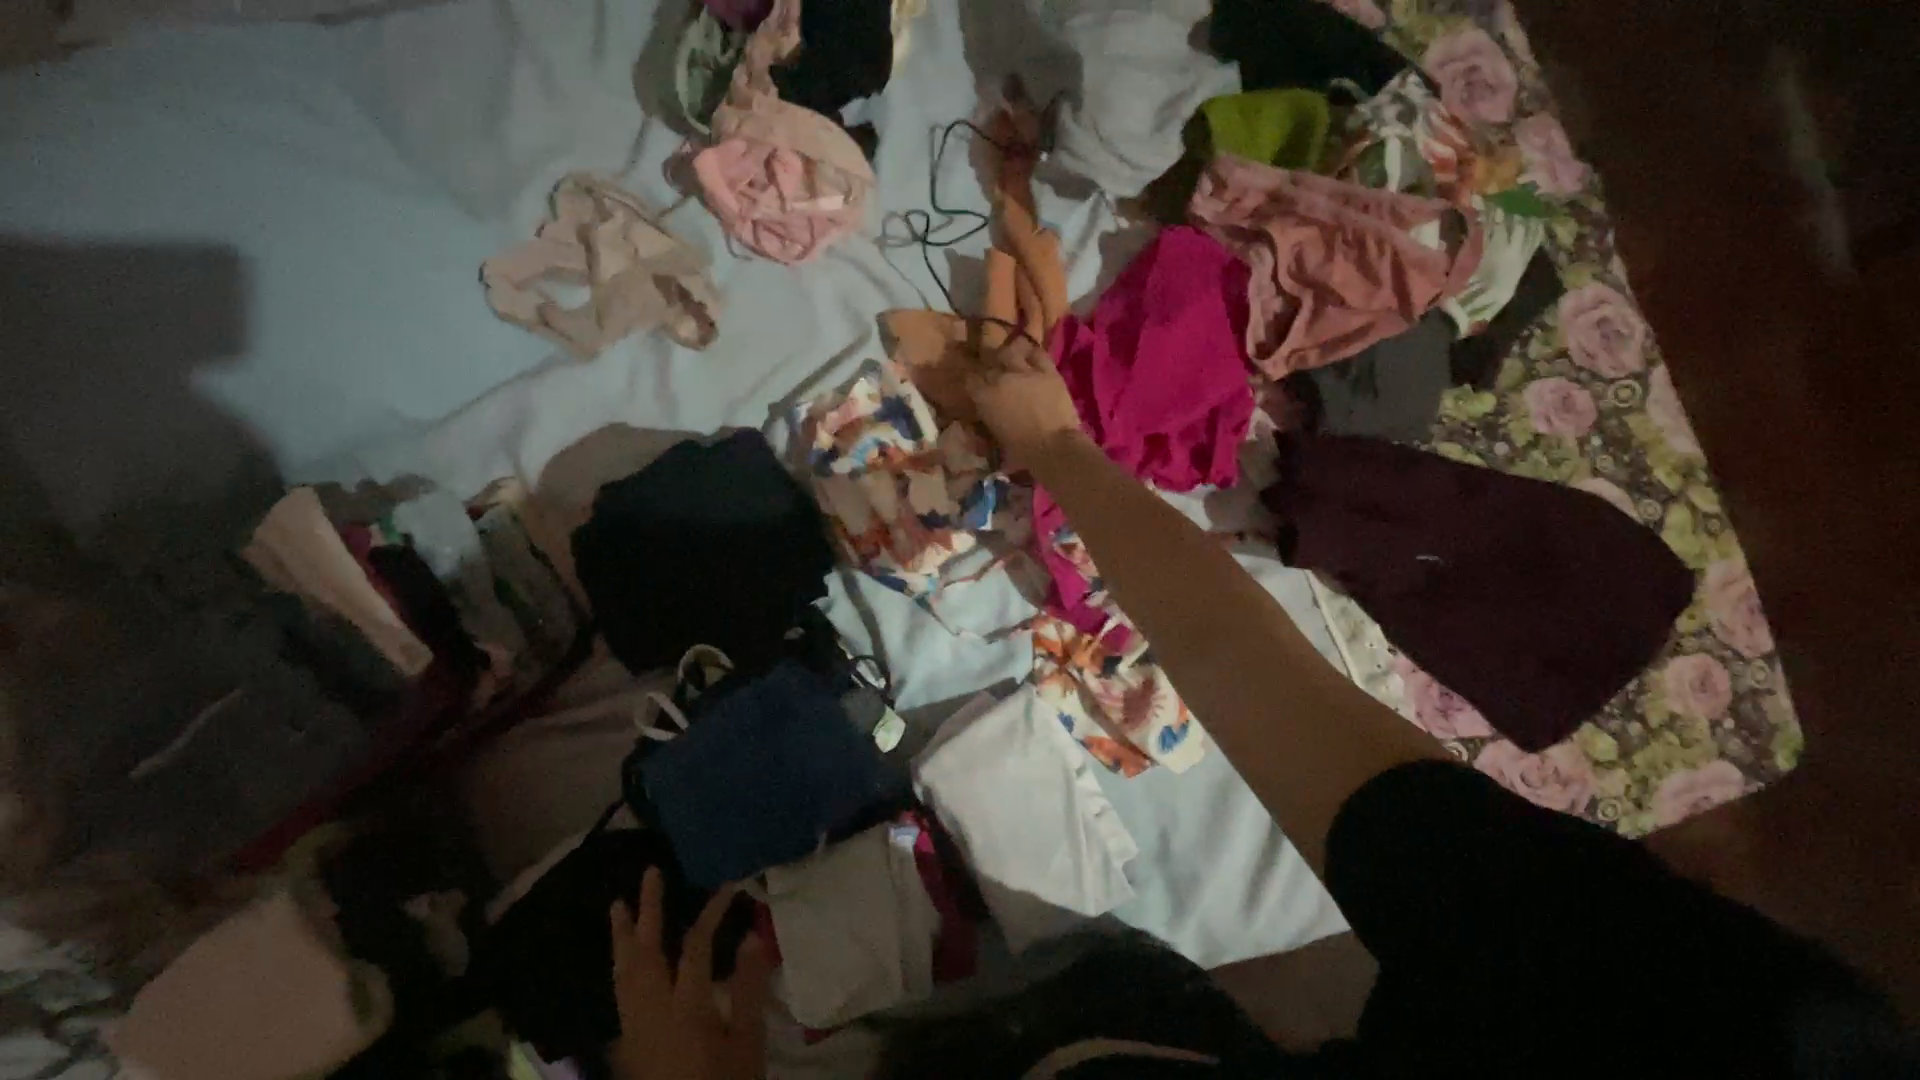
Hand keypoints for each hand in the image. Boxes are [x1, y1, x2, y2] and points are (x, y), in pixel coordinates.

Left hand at [608, 869, 772, 1079]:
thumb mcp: (747, 1042)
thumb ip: (747, 988)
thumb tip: (752, 936)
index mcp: (684, 1007)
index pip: (696, 945)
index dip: (712, 912)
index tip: (729, 886)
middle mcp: (651, 1011)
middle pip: (645, 952)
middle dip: (648, 910)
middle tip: (649, 873)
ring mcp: (634, 1028)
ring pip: (623, 973)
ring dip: (623, 936)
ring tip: (618, 906)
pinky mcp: (628, 1044)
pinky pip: (619, 992)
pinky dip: (621, 965)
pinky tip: (624, 960)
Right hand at [965, 330, 1086, 470]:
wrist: (1053, 446)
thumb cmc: (1021, 452)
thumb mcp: (995, 440)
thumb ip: (986, 425)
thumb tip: (977, 429)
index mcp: (984, 397)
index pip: (971, 380)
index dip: (974, 384)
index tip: (977, 389)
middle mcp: (1001, 379)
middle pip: (990, 366)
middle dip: (991, 372)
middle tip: (996, 379)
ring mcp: (1025, 372)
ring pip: (1010, 353)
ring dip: (1008, 357)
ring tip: (1011, 362)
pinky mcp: (1048, 372)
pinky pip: (1037, 354)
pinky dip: (1032, 355)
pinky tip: (1031, 358)